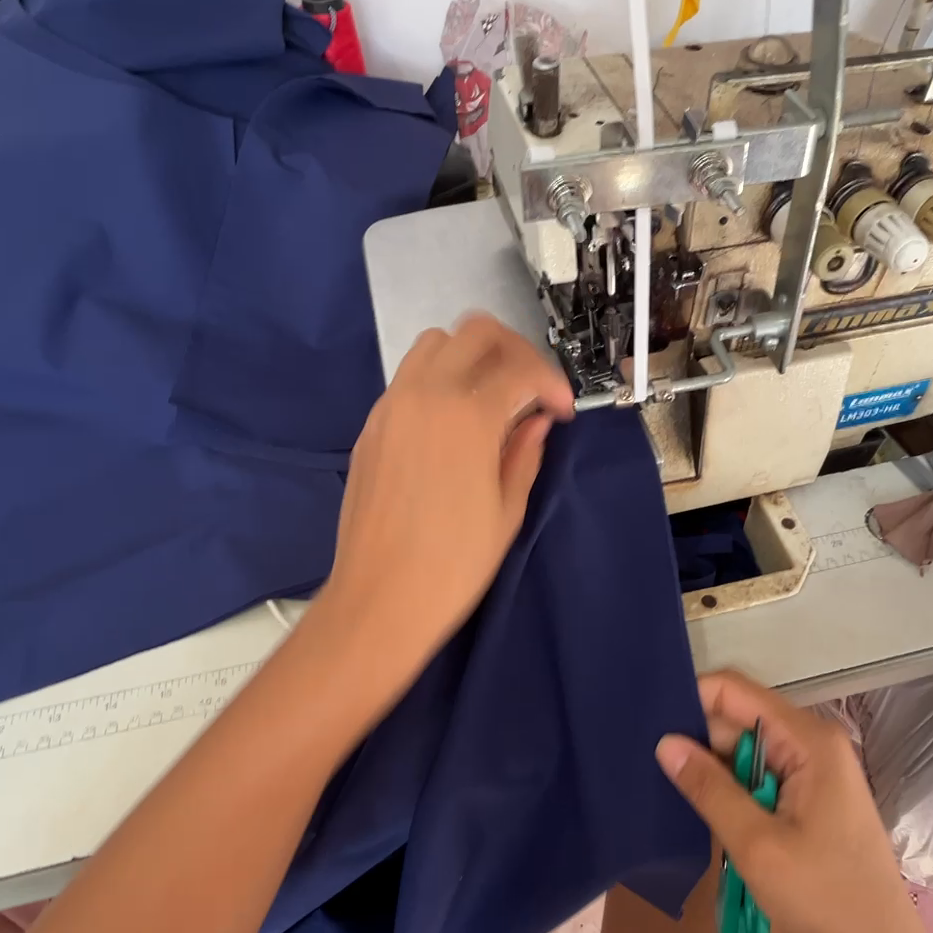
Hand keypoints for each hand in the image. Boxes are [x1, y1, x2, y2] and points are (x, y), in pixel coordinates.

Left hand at [317, 313, 574, 657]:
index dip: (552, 383)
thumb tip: (538, 420)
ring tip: (492, 396)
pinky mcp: (371, 425)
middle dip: (514, 350)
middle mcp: (425, 395)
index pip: (521, 368)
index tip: (562, 410)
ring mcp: (391, 406)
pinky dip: (439, 379)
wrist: (379, 599)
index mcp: (467, 416)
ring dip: (471, 356)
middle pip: (476, 332)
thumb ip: (526, 451)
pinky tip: (454, 421)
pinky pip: (408, 377)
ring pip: (435, 343)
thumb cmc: (452, 565)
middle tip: (532, 386)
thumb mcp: (508, 509)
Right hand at [655, 672, 932, 932]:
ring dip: (710, 769)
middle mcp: (810, 744)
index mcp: (807, 739)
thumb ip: (709, 789)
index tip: (650, 723)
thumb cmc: (827, 898)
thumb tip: (664, 742)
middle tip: (646, 759)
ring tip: (663, 782)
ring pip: (743, 752)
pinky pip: (757, 777)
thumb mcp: (758, 845)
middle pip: (737, 720)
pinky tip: (697, 805)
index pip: (735, 692)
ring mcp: (810, 772)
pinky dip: (729, 790)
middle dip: (696, 738)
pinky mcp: (806, 800)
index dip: (692, 700)